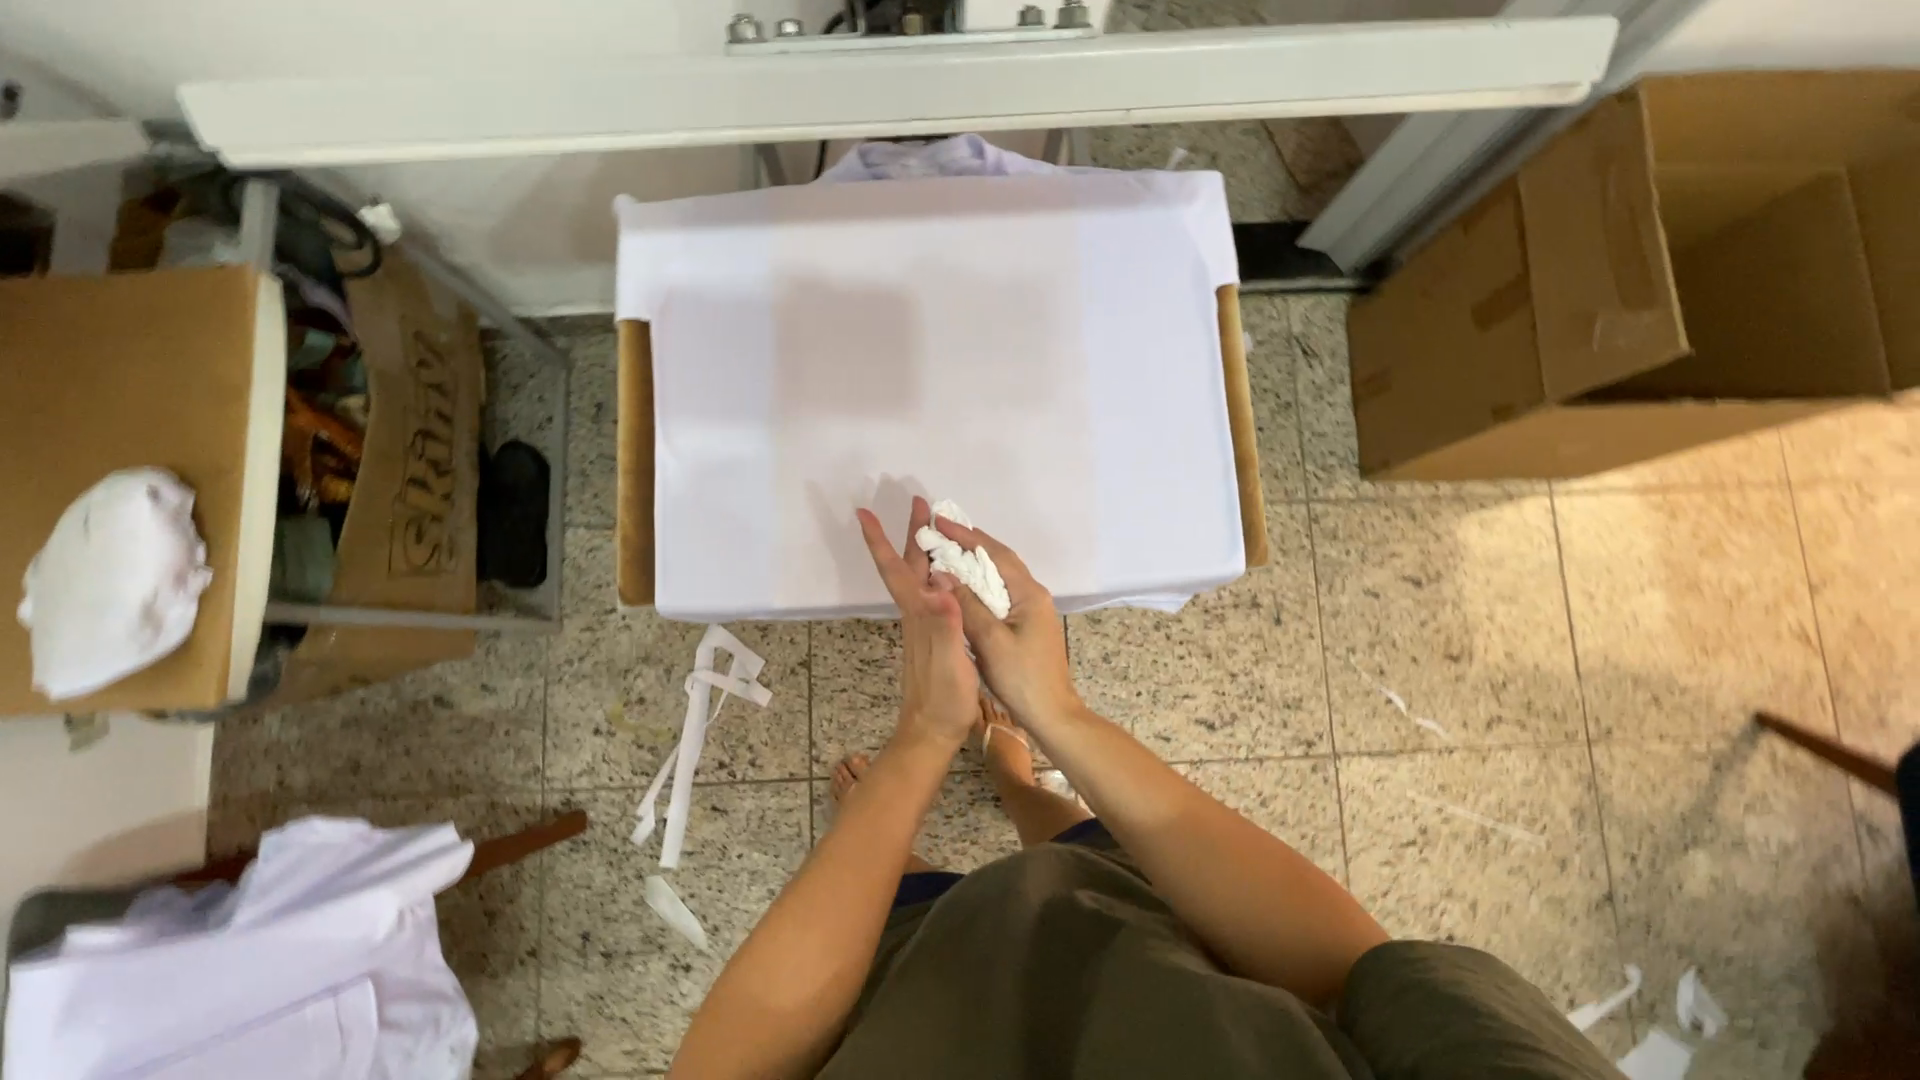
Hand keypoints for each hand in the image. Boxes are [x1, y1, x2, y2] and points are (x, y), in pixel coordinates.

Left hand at [857, 497, 979, 751]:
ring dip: (925, 551)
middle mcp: (917, 615)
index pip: (895, 570)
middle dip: (911, 534)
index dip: (879, 541)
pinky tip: (950, 576)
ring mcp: (924, 627)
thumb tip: (939, 582)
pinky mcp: (934, 637)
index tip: (864, 512)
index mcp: (918, 615)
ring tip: (937, 530)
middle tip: (920, 501)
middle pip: (909, 567)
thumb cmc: (943, 699)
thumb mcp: (949, 662)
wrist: (932, 732)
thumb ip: (945, 623)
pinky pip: (934, 594)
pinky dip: (939, 573)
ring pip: (921, 579)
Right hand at [930, 517, 1081, 729]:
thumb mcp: (990, 640)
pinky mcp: (1028, 626)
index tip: (940, 524)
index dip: (967, 537)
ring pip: (1002, 578)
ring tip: (948, 554)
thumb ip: (967, 604)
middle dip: (972, 545)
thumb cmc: (1022, 678)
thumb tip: (942, 573)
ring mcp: (1033, 611)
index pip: (995, 554)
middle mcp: (1034, 596)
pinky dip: (981, 585)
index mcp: (1029, 594)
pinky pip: (1002, 594)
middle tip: (941, 534)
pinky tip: (964, 590)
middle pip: (1001, 561)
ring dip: (976, 564)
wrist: (1052, 715)